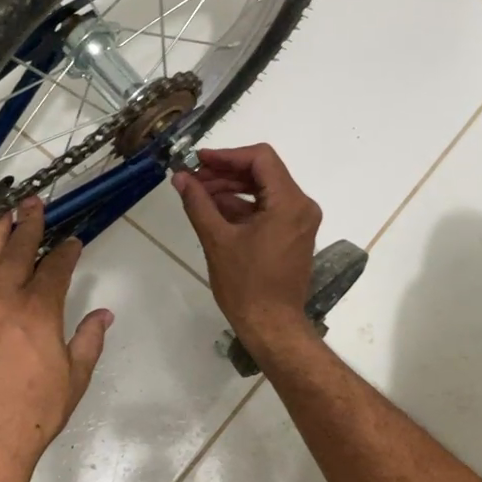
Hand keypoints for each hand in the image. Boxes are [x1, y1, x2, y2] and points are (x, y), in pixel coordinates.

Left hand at [0, 198, 113, 473]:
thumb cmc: (34, 416)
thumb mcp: (74, 379)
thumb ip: (88, 340)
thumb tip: (103, 315)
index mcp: (39, 311)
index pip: (55, 268)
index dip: (66, 251)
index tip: (72, 240)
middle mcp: (2, 300)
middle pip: (16, 252)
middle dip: (28, 224)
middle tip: (33, 203)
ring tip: (1, 213)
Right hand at [172, 144, 320, 351]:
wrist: (272, 326)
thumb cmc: (246, 286)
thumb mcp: (217, 240)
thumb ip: (198, 203)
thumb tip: (180, 177)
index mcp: (289, 203)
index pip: (260, 159)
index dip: (226, 156)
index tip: (198, 161)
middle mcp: (301, 206)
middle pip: (262, 173)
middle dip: (225, 173)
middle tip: (192, 179)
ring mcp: (299, 222)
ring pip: (263, 191)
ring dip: (231, 189)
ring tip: (197, 195)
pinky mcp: (292, 236)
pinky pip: (267, 210)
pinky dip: (242, 207)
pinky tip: (213, 210)